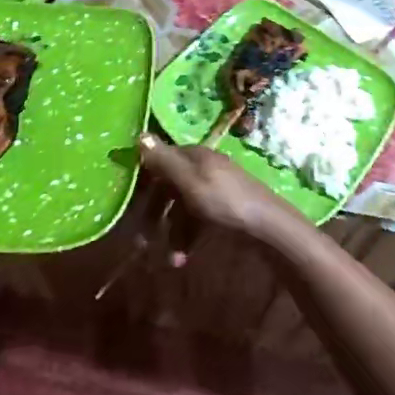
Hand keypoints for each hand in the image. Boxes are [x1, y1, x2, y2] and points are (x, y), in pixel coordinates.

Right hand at [139, 135, 304, 242]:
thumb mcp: (190, 182)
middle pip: (168, 187)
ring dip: (170, 233)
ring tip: (171, 260)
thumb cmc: (225, 202)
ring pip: (181, 208)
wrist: (268, 228)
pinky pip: (196, 221)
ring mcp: (214, 189)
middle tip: (141, 241)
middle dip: (154, 214)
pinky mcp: (222, 210)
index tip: (126, 202)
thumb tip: (139, 134)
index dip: (143, 179)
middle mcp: (203, 167)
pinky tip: (183, 258)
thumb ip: (164, 162)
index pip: (160, 160)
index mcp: (195, 155)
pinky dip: (187, 238)